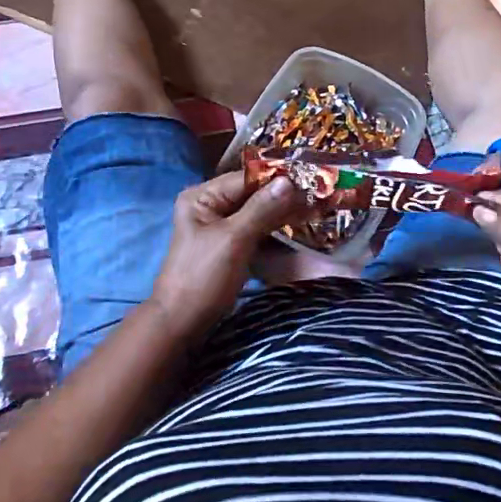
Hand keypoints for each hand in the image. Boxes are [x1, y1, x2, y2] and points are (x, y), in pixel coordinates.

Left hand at [149, 172, 303, 336]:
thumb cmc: (203, 277)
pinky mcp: (229, 247)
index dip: (277, 178)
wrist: (181, 323)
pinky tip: (297, 228)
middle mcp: (209, 206)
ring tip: (314, 210)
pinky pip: (255, 231)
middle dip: (283, 196)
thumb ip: (261, 209)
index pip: (245, 178)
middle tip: (319, 196)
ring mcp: (219, 227)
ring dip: (282, 213)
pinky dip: (274, 230)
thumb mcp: (234, 239)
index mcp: (202, 196)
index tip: (312, 179)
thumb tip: (289, 181)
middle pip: (252, 194)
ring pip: (256, 213)